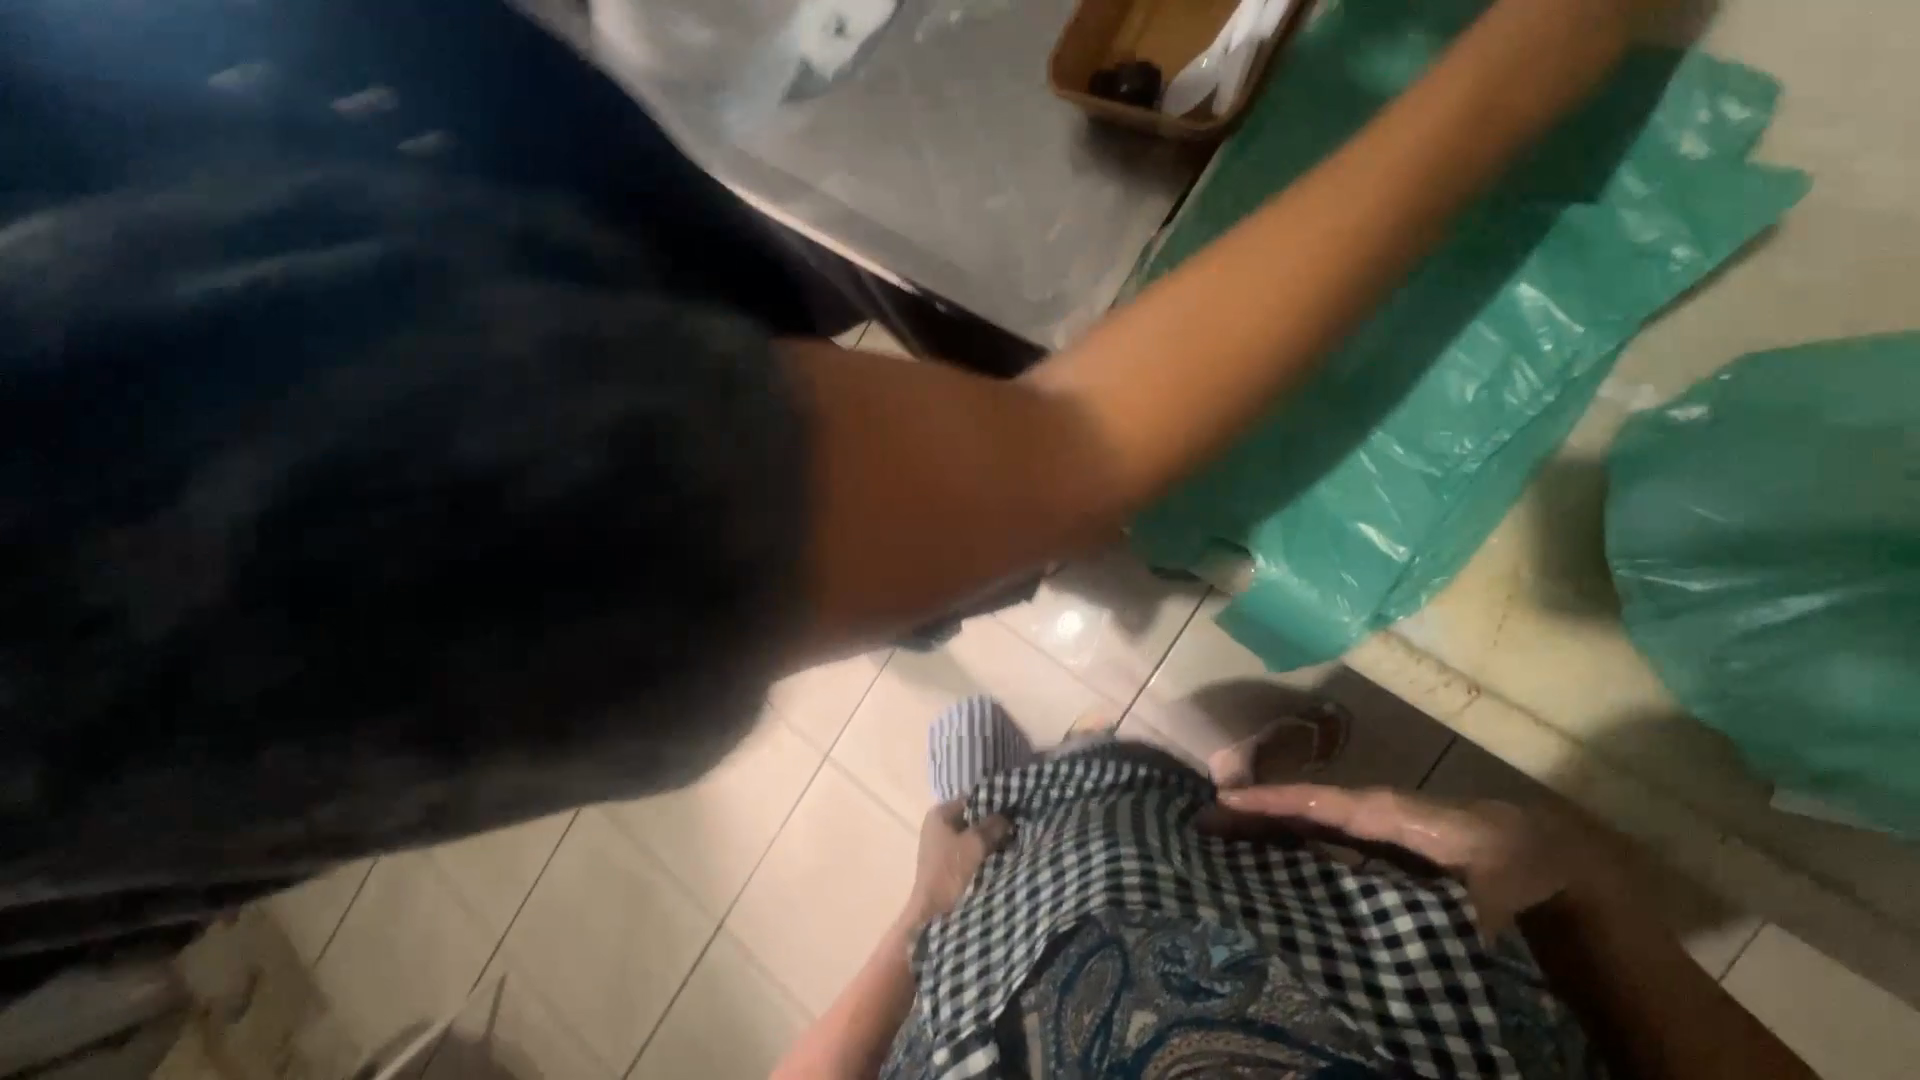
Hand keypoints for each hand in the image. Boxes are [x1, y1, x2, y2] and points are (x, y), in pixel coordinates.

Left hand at [902, 800, 1012, 930]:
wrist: (934, 911)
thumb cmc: (951, 870)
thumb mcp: (975, 844)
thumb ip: (993, 825)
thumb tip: (1009, 814)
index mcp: (939, 813)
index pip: (971, 799)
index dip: (993, 802)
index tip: (1015, 805)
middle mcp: (938, 824)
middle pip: (972, 817)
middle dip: (993, 821)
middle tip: (1018, 823)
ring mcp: (942, 844)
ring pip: (973, 834)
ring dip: (990, 837)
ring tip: (1014, 837)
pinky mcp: (948, 861)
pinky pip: (970, 848)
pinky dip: (984, 849)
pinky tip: (1003, 852)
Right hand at [1214, 783, 1586, 934]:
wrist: (1532, 847)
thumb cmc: (1504, 864)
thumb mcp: (1484, 895)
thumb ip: (1445, 915)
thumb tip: (1400, 941)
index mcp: (1383, 814)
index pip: (1317, 804)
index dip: (1271, 802)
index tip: (1225, 801)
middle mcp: (1362, 810)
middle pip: (1296, 806)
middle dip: (1248, 811)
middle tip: (1196, 823)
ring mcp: (1361, 822)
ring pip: (1301, 817)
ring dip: (1259, 824)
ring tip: (1213, 835)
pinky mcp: (1364, 837)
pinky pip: (1314, 832)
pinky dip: (1282, 837)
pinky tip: (1258, 855)